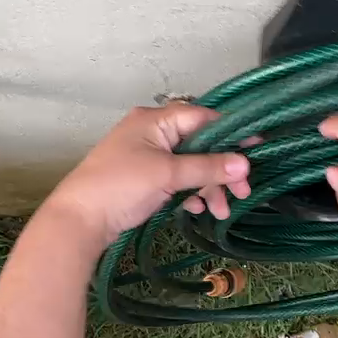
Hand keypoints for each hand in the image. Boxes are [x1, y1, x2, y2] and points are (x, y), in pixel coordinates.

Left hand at [41, 104, 251, 247]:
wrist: (79, 220)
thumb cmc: (120, 187)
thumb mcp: (168, 174)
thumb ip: (208, 168)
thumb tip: (245, 164)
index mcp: (155, 119)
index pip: (203, 118)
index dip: (232, 133)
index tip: (257, 150)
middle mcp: (152, 132)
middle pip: (200, 144)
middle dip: (222, 169)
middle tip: (242, 192)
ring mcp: (148, 156)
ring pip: (190, 166)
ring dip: (209, 186)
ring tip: (221, 211)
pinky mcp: (145, 180)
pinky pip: (178, 181)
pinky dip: (191, 194)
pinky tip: (200, 210)